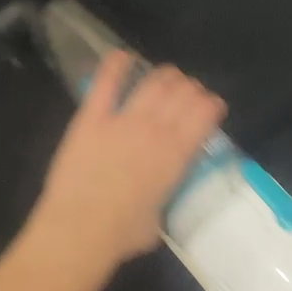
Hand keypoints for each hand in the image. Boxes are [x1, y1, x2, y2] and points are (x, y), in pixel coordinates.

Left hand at [29, 51, 225, 269]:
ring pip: (153, 84)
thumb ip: (164, 198)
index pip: (205, 114)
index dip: (212, 105)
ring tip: (168, 76)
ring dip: (165, 76)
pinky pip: (106, 83)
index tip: (212, 106)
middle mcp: (155, 129)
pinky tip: (123, 56)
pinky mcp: (91, 118)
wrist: (79, 229)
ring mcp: (122, 120)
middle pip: (182, 94)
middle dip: (191, 89)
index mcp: (177, 154)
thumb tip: (160, 198)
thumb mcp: (160, 219)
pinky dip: (116, 65)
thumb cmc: (122, 234)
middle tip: (189, 92)